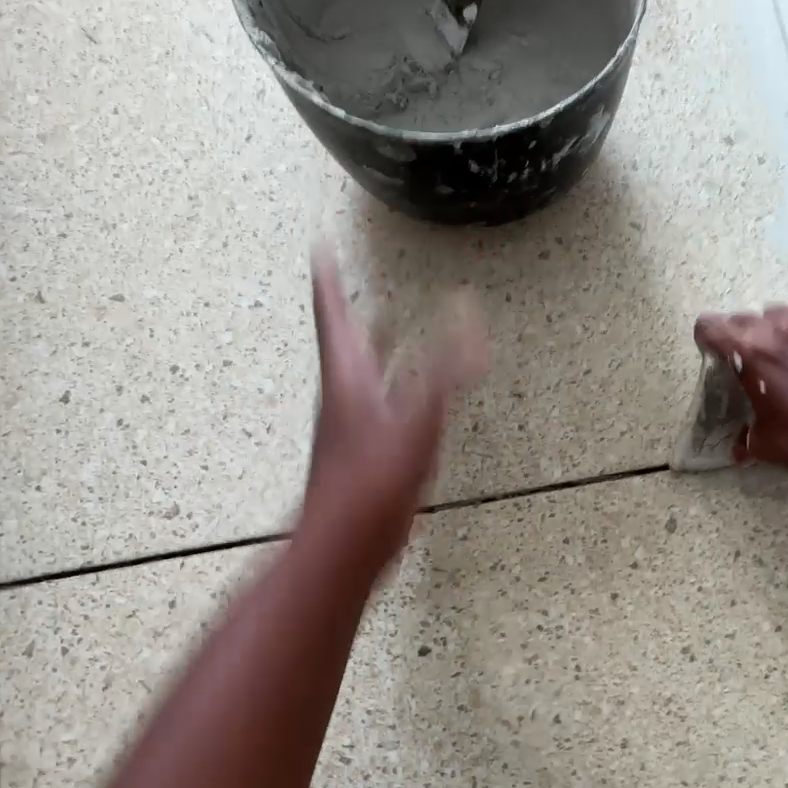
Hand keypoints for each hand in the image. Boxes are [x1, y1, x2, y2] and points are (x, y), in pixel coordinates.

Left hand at [297, 248, 487, 577]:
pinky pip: (374, 401)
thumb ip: (445, 364)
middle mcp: (343, 397)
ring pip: (357, 371)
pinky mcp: (363, 453)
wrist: (347, 543)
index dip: (329, 278)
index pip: (334, 314)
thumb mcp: (419, 416)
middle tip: (346, 281)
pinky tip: (401, 395)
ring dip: (367, 344)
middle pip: (344, 341)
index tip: (321, 244)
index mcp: (350, 378)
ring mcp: (349, 426)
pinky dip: (386, 381)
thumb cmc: (374, 482)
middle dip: (347, 307)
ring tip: (379, 325)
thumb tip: (466, 311)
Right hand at [692, 295, 787, 478]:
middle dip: (738, 334)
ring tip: (783, 346)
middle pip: (743, 317)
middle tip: (746, 357)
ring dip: (774, 325)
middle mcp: (777, 330)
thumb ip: (745, 436)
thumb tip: (737, 447)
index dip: (706, 337)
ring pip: (780, 311)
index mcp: (750, 354)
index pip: (711, 326)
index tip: (711, 350)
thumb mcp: (764, 444)